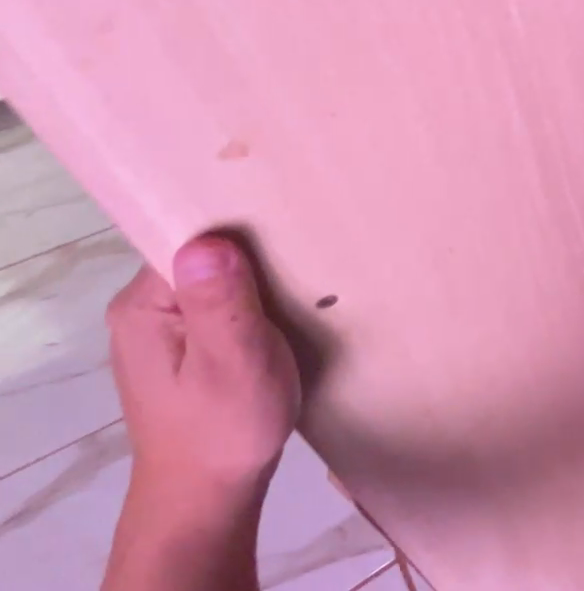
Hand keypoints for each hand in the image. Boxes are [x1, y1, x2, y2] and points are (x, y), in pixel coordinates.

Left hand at [107, 233, 300, 502]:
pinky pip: (231, 295)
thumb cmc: (225, 424)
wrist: (211, 487)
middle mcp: (148, 308)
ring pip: (224, 273)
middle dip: (262, 245)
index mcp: (146, 308)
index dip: (240, 223)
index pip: (189, 239)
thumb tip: (210, 243)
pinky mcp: (196, 338)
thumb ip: (220, 302)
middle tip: (319, 239)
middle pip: (207, 252)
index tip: (292, 213)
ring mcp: (171, 324)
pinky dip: (267, 291)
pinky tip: (300, 296)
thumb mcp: (231, 361)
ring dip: (270, 269)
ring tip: (318, 263)